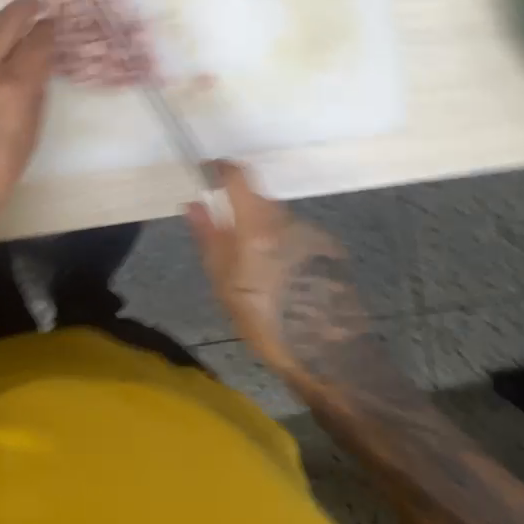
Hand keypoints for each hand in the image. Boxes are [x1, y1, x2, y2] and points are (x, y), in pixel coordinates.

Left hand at [0, 0, 54, 228]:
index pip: (37, 40)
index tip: (55, 24)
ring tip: (12, 22)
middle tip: (37, 6)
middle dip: (26, 9)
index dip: (50, 29)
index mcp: (13, 85)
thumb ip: (35, 91)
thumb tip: (37, 65)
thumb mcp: (31, 131)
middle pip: (6, 20)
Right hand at [186, 161, 368, 379]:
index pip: (239, 176)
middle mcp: (287, 220)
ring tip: (255, 270)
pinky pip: (296, 239)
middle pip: (259, 200)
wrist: (327, 354)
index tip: (208, 174)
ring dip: (264, 233)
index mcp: (257, 222)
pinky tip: (281, 280)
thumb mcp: (223, 283)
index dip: (222, 169)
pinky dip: (284, 248)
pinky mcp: (329, 253)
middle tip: (227, 240)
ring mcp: (312, 235)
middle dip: (241, 210)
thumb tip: (194, 203)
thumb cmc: (265, 320)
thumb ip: (209, 237)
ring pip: (279, 221)